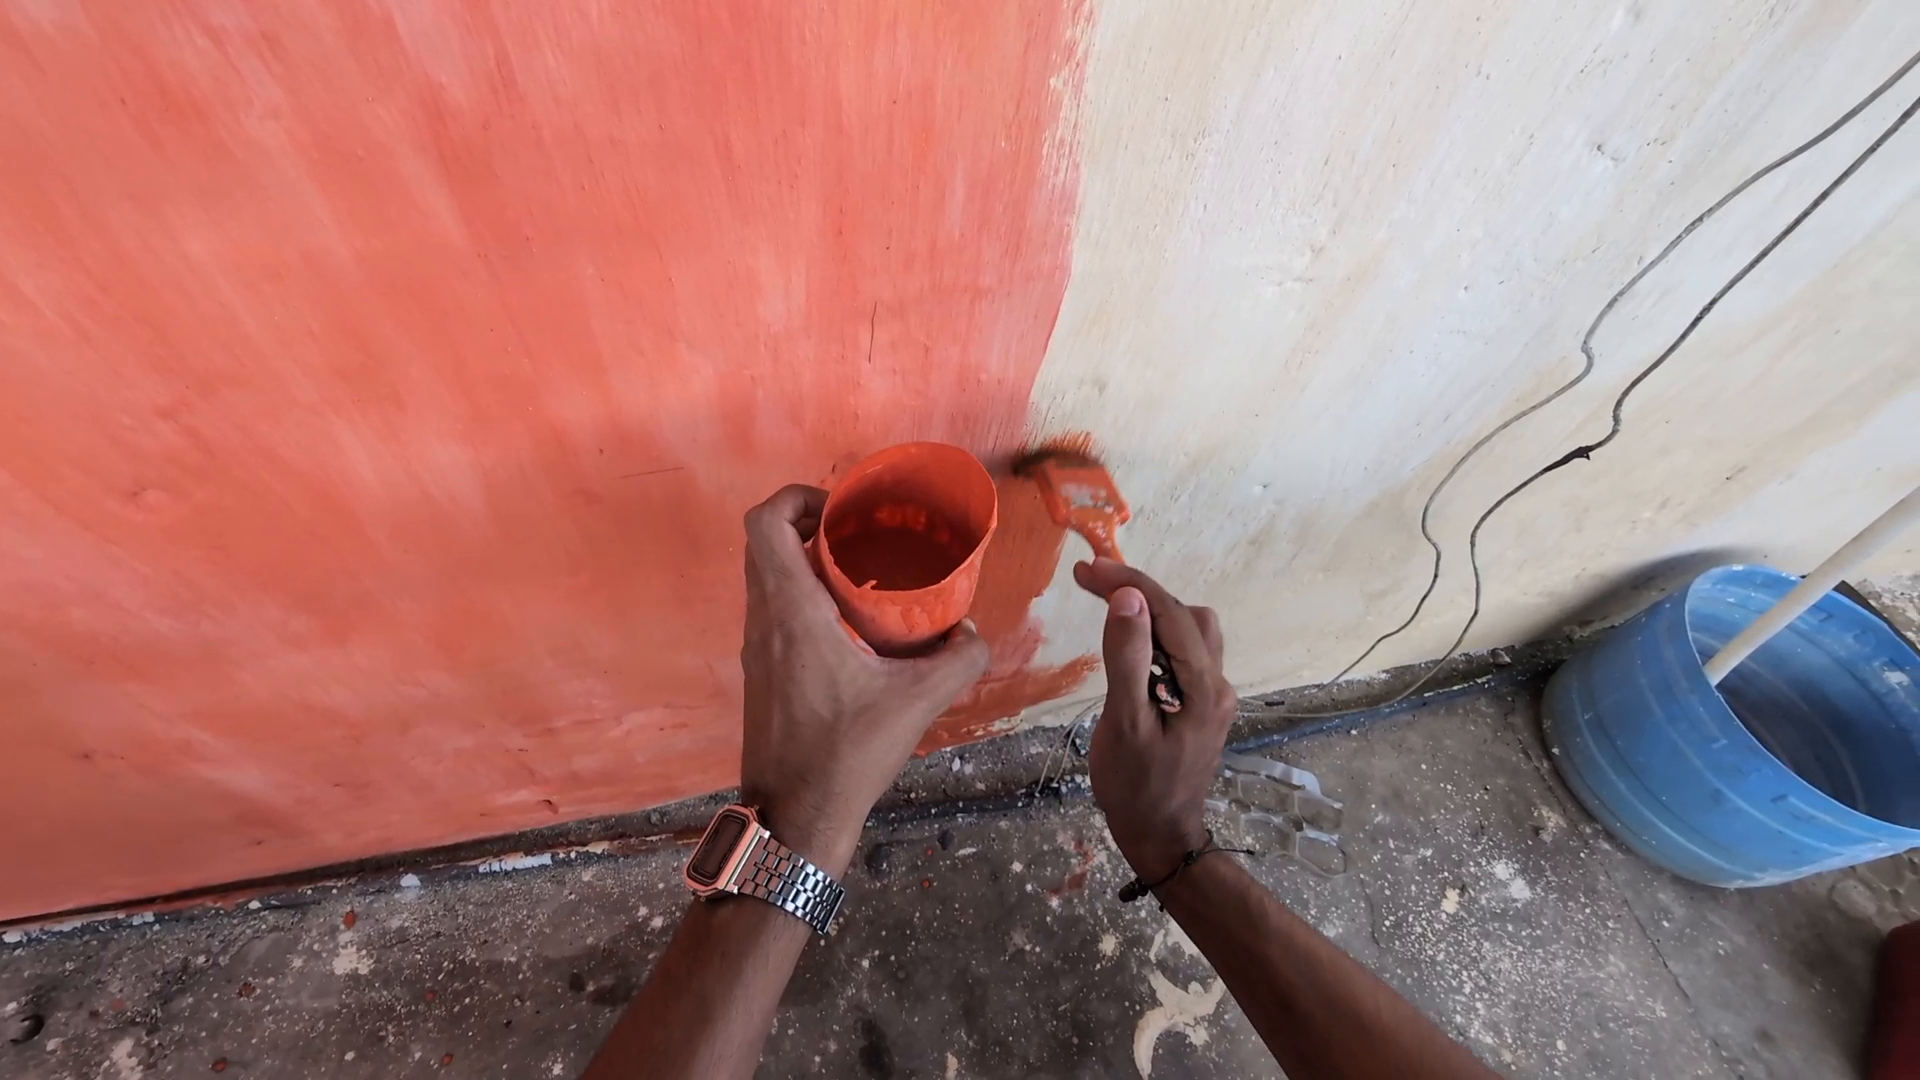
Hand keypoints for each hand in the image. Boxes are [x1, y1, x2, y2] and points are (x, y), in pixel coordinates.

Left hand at [738, 485, 990, 877]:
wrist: (794, 818)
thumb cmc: (848, 752)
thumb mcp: (918, 702)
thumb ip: (960, 660)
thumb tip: (974, 633)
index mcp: (791, 613)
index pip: (765, 524)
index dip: (796, 497)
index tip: (841, 508)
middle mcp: (763, 621)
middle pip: (764, 543)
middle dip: (807, 524)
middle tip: (858, 534)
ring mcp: (755, 648)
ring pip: (766, 577)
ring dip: (803, 560)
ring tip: (860, 571)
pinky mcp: (760, 672)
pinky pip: (772, 609)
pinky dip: (801, 594)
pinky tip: (848, 621)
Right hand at [1073, 557, 1234, 879]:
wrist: (1159, 837)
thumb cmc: (1135, 786)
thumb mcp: (1126, 723)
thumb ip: (1128, 659)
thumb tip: (1128, 599)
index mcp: (1205, 686)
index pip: (1169, 612)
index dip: (1129, 583)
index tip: (1086, 569)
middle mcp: (1218, 682)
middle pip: (1181, 614)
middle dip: (1136, 591)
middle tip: (1088, 581)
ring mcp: (1212, 693)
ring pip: (1187, 628)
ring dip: (1149, 609)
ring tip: (1106, 605)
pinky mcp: (1201, 702)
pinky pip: (1182, 651)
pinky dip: (1154, 634)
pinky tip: (1129, 643)